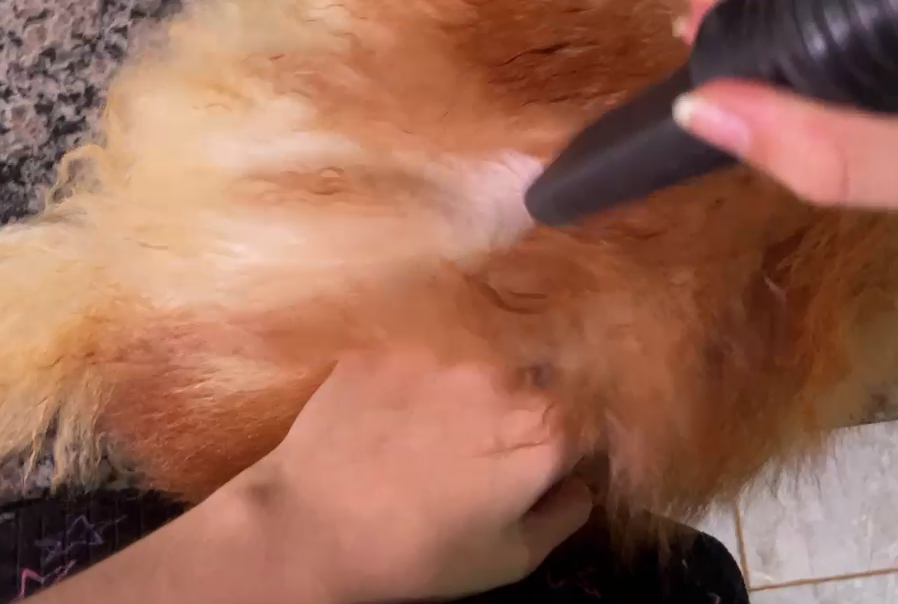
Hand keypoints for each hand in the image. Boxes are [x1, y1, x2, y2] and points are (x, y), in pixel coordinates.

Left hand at [230, 353, 592, 603]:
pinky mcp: (384, 340)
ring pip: (470, 350)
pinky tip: (392, 400)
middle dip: (515, 398)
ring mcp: (434, 349)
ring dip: (465, 375)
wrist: (315, 519)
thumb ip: (562, 512)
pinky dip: (414, 366)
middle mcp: (493, 374)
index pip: (582, 411)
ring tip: (429, 417)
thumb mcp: (510, 556)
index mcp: (538, 428)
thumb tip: (579, 482)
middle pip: (526, 371)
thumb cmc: (418, 551)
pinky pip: (415, 344)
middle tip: (477, 436)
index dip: (567, 430)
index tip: (547, 446)